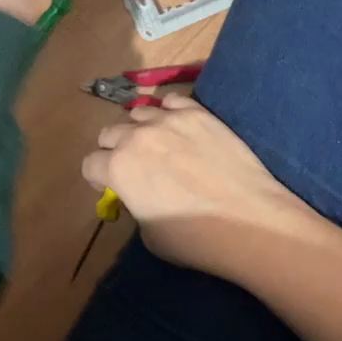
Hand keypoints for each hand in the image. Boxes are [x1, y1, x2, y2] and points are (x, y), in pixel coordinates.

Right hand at [80, 94, 323, 280]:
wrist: (251, 222)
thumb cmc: (196, 239)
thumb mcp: (149, 233)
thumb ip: (135, 204)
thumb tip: (139, 193)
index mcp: (117, 168)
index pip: (90, 164)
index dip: (98, 179)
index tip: (112, 188)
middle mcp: (136, 137)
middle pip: (110, 134)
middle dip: (115, 150)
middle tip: (135, 167)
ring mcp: (167, 120)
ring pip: (138, 114)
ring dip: (141, 130)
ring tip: (159, 145)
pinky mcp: (197, 113)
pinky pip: (171, 100)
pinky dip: (169, 112)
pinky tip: (180, 129)